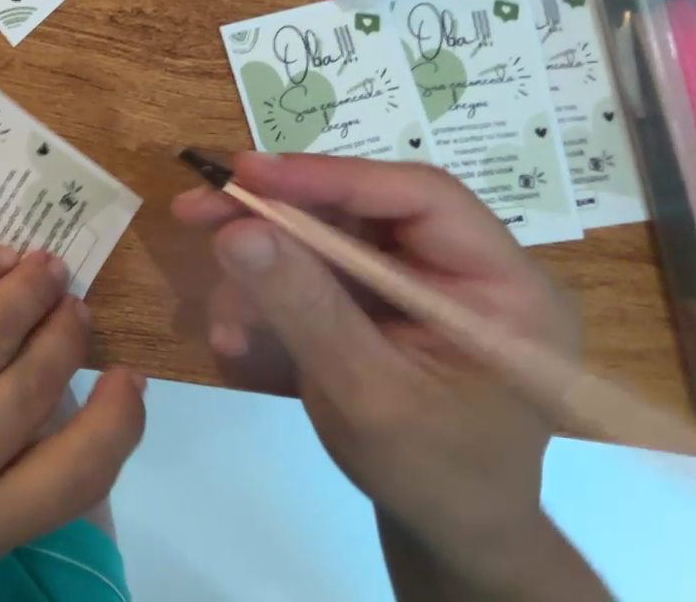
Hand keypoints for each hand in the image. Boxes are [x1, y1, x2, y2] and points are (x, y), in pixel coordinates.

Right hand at [172, 154, 583, 584]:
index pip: (419, 198)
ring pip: (320, 237)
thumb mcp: (364, 389)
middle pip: (357, 208)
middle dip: (270, 212)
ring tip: (222, 316)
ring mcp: (413, 281)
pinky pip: (306, 270)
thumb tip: (234, 230)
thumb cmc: (428, 467)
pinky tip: (236, 335)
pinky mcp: (373, 297)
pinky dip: (262, 295)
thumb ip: (304, 306)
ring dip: (256, 266)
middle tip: (193, 208)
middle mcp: (460, 268)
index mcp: (502, 286)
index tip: (244, 174)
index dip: (329, 177)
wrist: (442, 521)